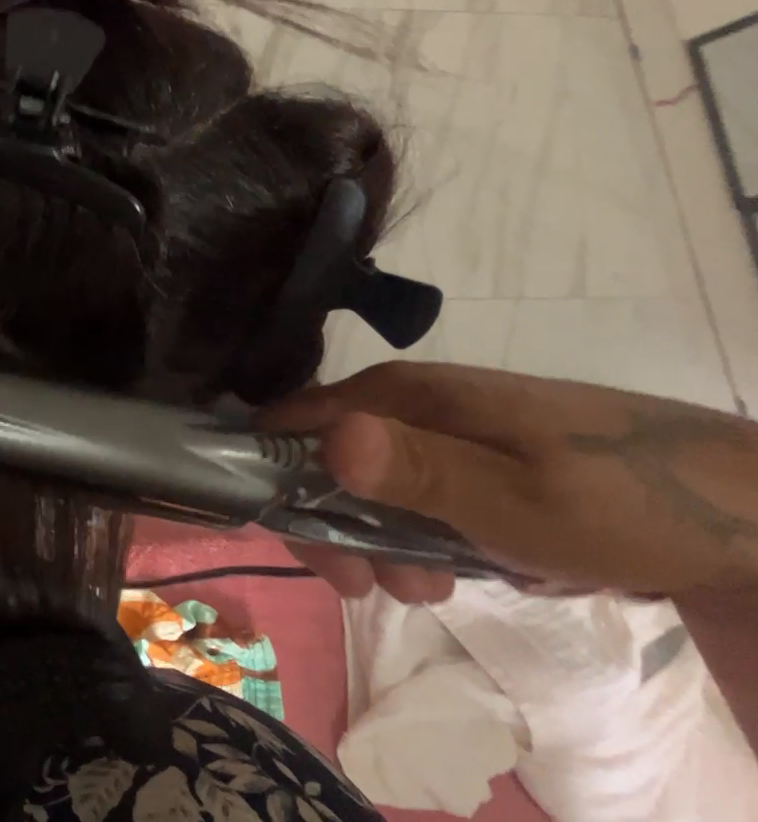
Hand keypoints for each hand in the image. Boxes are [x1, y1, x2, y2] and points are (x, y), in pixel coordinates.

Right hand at [261, 362, 757, 602]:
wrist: (753, 516)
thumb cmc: (623, 504)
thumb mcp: (515, 499)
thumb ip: (416, 469)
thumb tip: (327, 437)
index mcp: (402, 394)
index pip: (291, 423)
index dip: (272, 480)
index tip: (301, 544)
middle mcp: (409, 401)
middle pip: (323, 457)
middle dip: (332, 525)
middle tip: (371, 588)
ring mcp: (444, 428)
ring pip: (368, 481)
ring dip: (379, 540)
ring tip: (432, 588)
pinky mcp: (475, 456)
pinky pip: (414, 491)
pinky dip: (418, 533)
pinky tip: (457, 565)